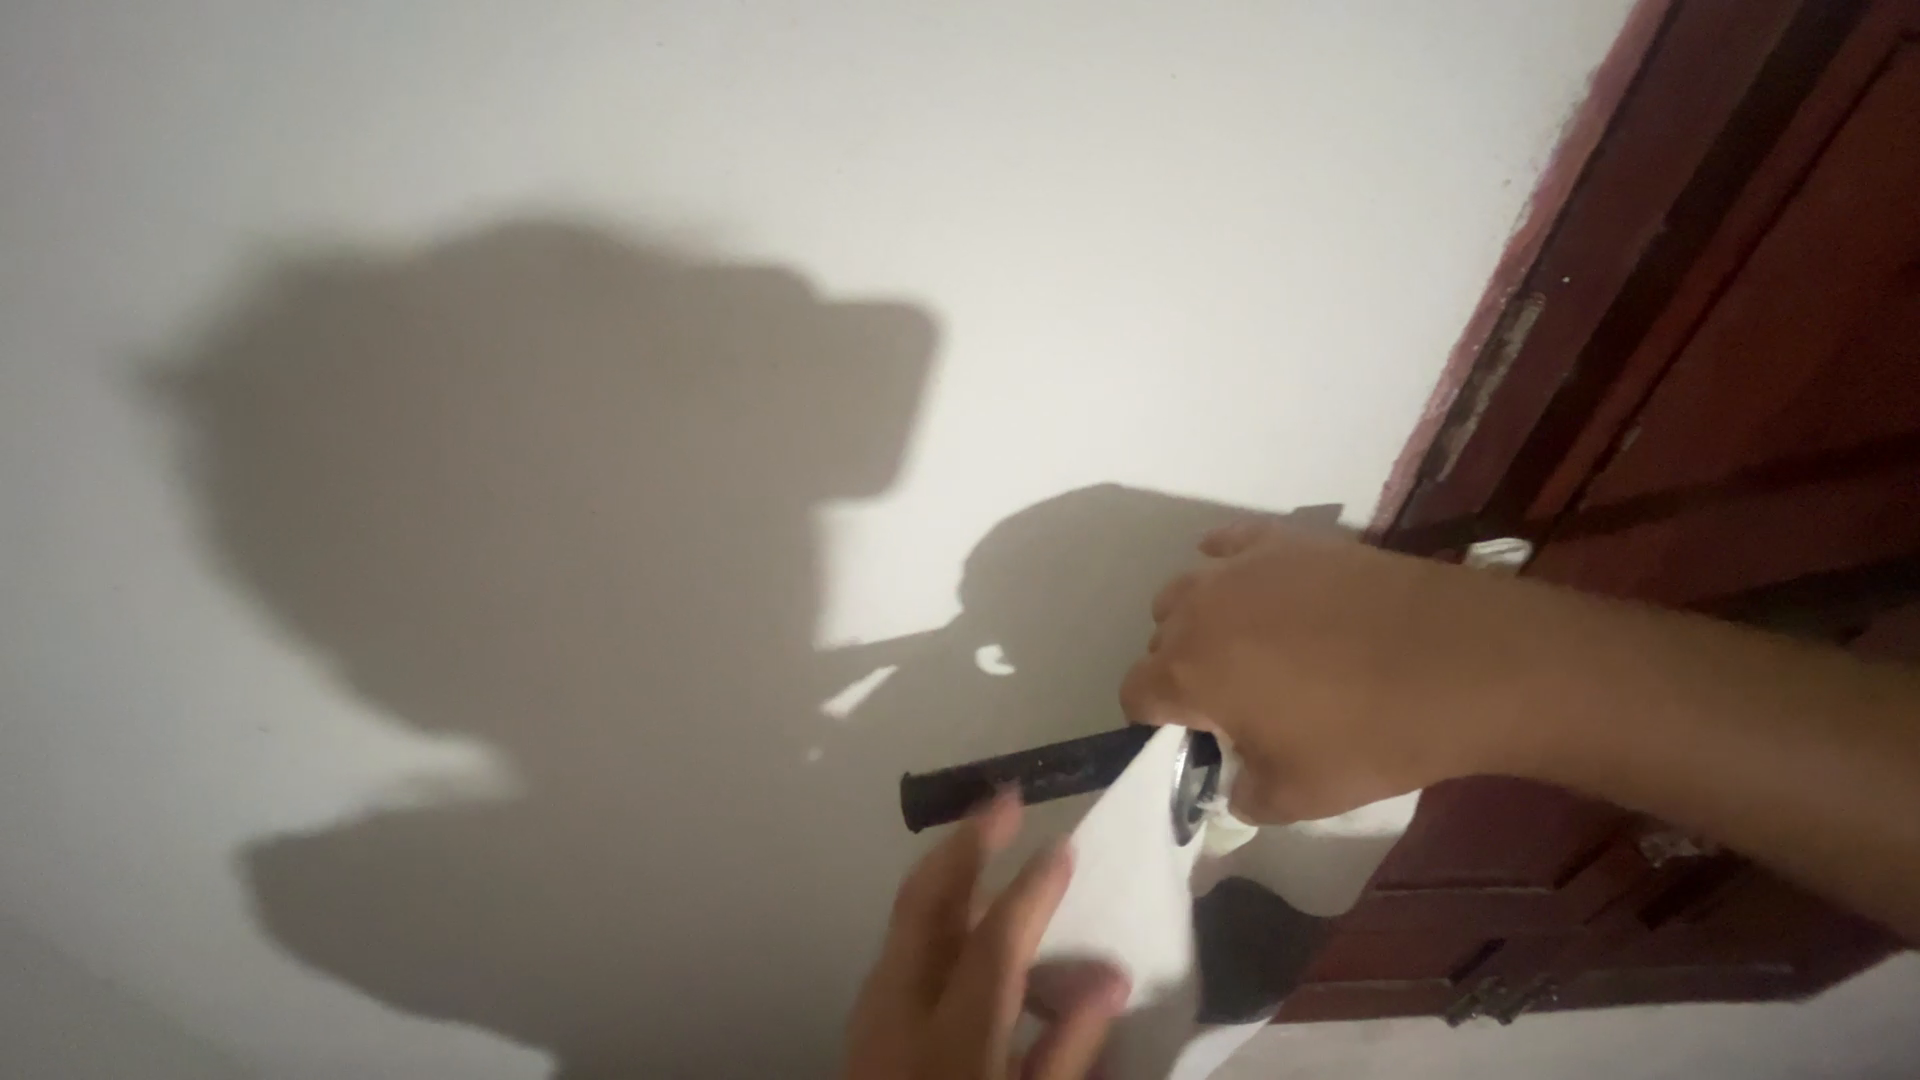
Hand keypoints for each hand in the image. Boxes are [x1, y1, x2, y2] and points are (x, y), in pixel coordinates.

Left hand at [845, 794, 1127, 1079]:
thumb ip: (1070, 1049)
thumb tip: (1112, 978)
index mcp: (950, 1042)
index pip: (997, 942)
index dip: (1034, 889)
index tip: (1064, 845)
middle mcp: (901, 1011)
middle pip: (927, 898)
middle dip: (967, 839)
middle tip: (1006, 798)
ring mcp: (873, 1010)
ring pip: (910, 912)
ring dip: (953, 871)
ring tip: (994, 847)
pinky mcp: (867, 1016)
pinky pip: (907, 941)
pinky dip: (941, 913)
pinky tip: (974, 922)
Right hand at [1121, 520, 1514, 822]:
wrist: (1460, 662)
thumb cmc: (1369, 735)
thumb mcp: (1300, 796)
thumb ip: (1247, 798)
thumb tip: (1235, 788)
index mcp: (1187, 672)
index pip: (1134, 693)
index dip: (1156, 719)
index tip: (1196, 735)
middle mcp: (1196, 611)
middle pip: (1159, 640)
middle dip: (1181, 670)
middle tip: (1234, 696)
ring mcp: (1238, 568)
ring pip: (1185, 590)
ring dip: (1197, 619)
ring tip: (1246, 641)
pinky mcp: (1281, 541)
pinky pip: (1229, 545)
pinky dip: (1227, 564)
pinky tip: (1255, 584)